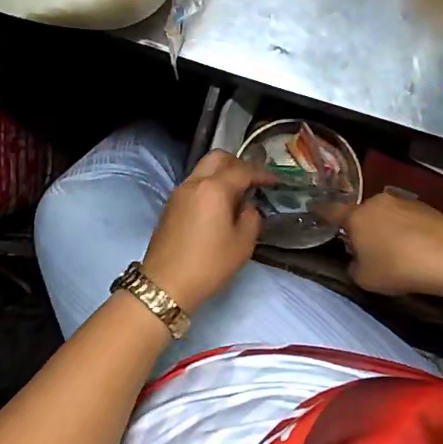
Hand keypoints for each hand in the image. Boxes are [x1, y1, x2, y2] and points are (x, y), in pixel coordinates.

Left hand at [142, 151, 276, 313]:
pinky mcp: (171, 204)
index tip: (277, 181)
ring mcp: (179, 192)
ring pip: (204, 168)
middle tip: (254, 180)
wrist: (165, 285)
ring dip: (223, 173)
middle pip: (219, 157)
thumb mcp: (243, 243)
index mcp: (215, 189)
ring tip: (238, 192)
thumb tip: (248, 205)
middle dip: (239, 163)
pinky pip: (195, 182)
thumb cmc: (209, 264)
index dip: (263, 174)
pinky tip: (219, 204)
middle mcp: (195, 183)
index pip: (244, 170)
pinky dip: (210, 184)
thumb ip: (251, 217)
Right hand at [329, 191, 442, 298]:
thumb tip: (358, 258)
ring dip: (387, 229)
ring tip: (398, 253)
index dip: (322, 213)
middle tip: (369, 251)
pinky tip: (418, 249)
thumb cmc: (398, 268)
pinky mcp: (427, 207)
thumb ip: (354, 266)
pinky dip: (408, 231)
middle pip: (363, 214)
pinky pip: (408, 219)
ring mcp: (404, 201)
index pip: (332, 211)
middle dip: (363, 229)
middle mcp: (378, 202)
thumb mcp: (365, 278)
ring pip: (387, 215)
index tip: (315, 212)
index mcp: (357, 216)